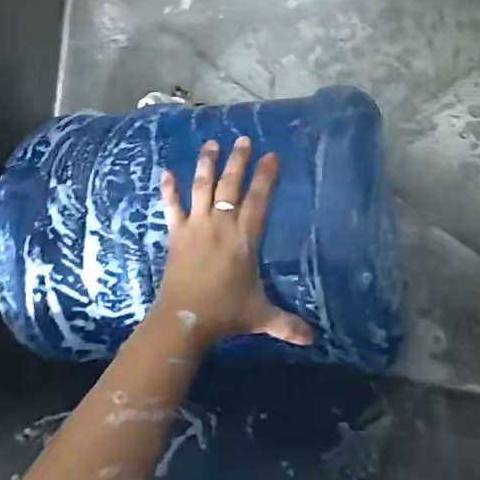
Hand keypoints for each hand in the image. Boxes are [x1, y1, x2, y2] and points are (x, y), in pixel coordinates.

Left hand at [156, 136, 314, 347]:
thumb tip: (313, 339)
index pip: (259, 198)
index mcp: (245, 236)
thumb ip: (287, 324)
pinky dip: (169, 189)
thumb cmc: (226, 312)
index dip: (266, 176)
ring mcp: (196, 225)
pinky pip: (171, 206)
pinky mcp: (176, 233)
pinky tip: (166, 172)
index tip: (272, 155)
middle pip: (231, 184)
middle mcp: (221, 223)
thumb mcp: (261, 316)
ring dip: (207, 164)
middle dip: (239, 160)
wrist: (184, 318)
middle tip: (243, 139)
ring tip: (212, 144)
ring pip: (202, 187)